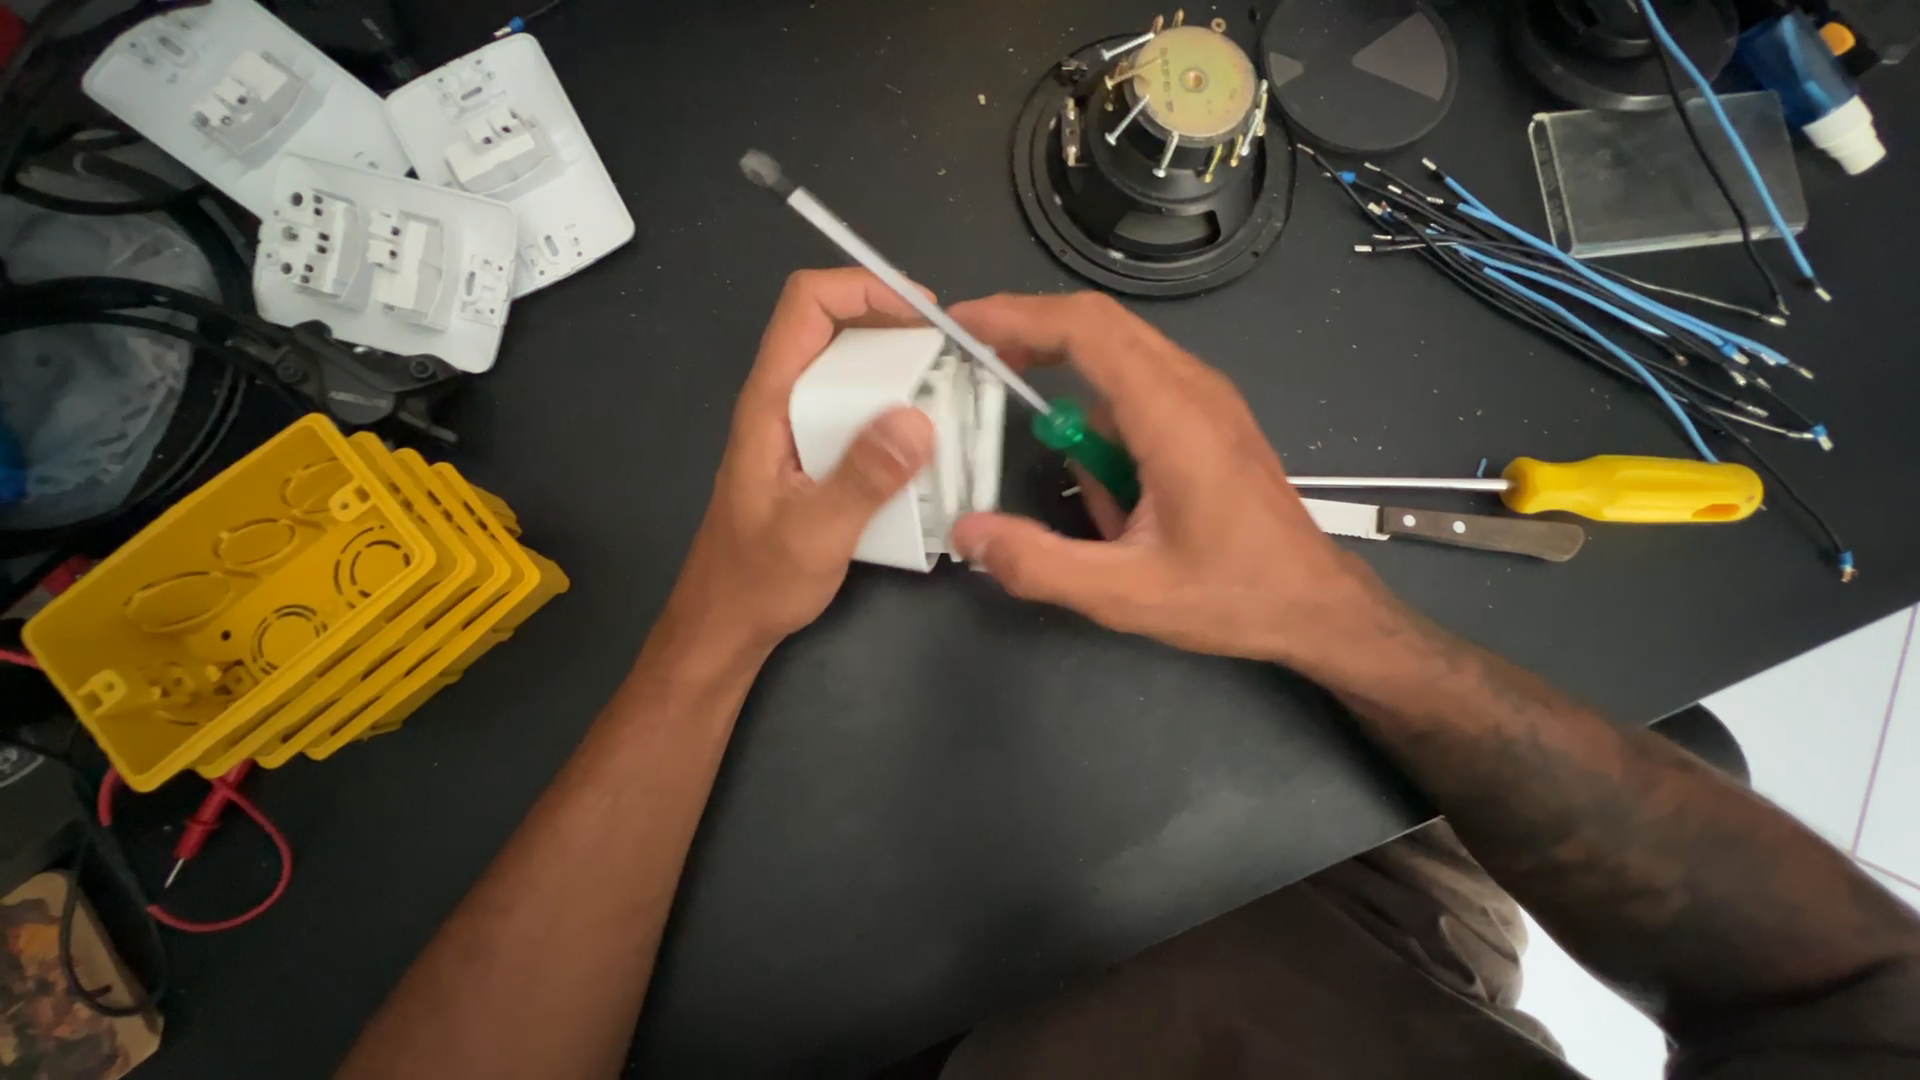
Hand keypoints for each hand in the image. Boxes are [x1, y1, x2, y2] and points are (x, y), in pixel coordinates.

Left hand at [666, 269, 935, 655]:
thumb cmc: (758, 581)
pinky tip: (922, 442)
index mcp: (770, 403)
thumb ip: (862, 478)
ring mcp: (795, 430)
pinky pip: (854, 412)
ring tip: (948, 393)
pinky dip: (891, 409)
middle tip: (951, 357)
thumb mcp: (814, 534)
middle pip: (833, 328)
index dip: (864, 290)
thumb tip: (917, 419)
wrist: (726, 624)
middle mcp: (782, 404)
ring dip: (896, 368)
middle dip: (893, 325)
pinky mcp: (812, 457)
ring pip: (847, 371)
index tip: (925, 317)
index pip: (807, 307)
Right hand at [947, 293, 1396, 671]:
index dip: (1017, 315)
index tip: (961, 322)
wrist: (1316, 605)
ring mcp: (1205, 399)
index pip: (1087, 329)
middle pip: (1098, 327)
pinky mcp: (1207, 419)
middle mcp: (1192, 388)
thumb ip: (1039, 564)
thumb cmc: (1233, 596)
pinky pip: (1138, 398)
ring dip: (1078, 415)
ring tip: (1096, 508)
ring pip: (1117, 366)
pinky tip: (1121, 508)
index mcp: (1172, 415)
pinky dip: (1107, 434)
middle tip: (974, 368)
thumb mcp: (1125, 594)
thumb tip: (968, 532)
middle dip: (1031, 339)